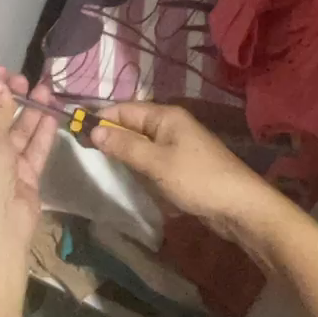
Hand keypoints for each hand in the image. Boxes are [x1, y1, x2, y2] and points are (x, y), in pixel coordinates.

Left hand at [0, 66, 57, 267]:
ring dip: (29, 111)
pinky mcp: (24, 175)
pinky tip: (52, 112)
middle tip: (24, 80)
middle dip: (9, 97)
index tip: (2, 70)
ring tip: (44, 89)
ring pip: (17, 131)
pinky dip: (42, 131)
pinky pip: (33, 148)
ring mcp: (3, 163)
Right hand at [91, 102, 293, 261]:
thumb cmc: (197, 179)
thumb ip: (124, 146)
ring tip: (109, 168)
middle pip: (133, 125)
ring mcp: (179, 145)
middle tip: (88, 153)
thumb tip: (94, 130)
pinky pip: (154, 160)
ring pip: (142, 144)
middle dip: (113, 138)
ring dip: (128, 156)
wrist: (241, 207)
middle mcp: (172, 125)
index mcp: (166, 116)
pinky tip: (136, 181)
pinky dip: (143, 169)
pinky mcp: (184, 165)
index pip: (124, 109)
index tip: (77, 132)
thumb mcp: (155, 163)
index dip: (101, 119)